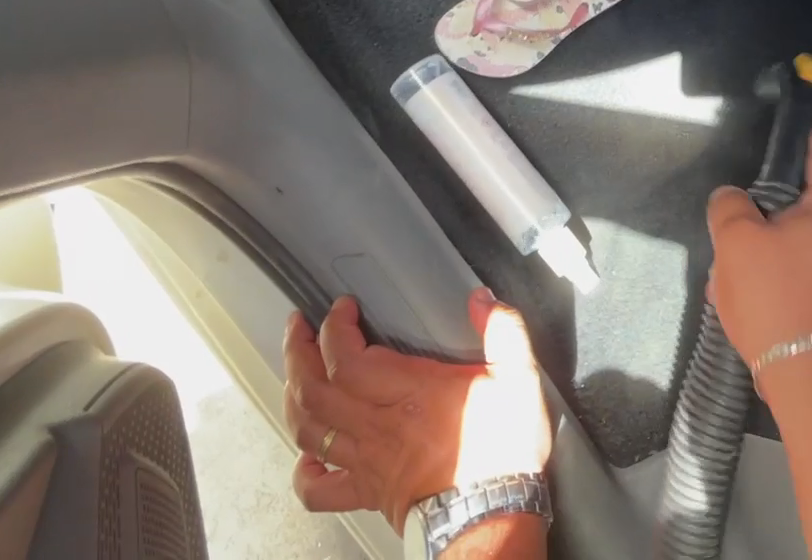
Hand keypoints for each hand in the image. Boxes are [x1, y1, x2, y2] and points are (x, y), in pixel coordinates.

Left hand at [282, 290, 552, 529]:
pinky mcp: (367, 493)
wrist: (494, 513)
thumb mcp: (518, 377)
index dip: (335, 328)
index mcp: (411, 393)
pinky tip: (306, 453)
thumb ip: (503, 330)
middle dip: (299, 352)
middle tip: (299, 327)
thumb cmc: (503, 448)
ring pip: (308, 429)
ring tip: (295, 372)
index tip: (342, 307)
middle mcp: (379, 425)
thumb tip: (481, 298)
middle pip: (315, 389)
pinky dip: (303, 470)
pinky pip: (318, 490)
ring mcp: (367, 461)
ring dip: (292, 396)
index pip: (348, 358)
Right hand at [707, 103, 811, 401]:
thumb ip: (730, 208)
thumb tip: (733, 200)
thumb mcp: (737, 242)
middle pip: (802, 213)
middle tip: (741, 238)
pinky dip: (773, 286)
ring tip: (734, 285)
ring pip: (793, 252)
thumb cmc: (775, 296)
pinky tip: (749, 307)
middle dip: (768, 221)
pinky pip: (797, 282)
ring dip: (764, 260)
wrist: (808, 376)